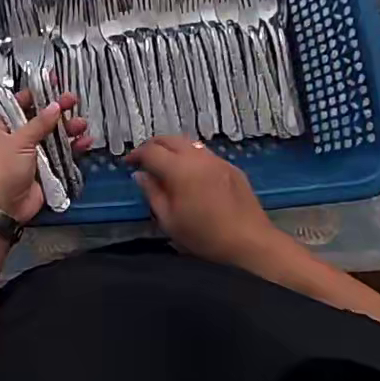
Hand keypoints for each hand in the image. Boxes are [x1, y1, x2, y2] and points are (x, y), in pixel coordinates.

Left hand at [0, 92, 91, 222]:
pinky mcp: (43, 169)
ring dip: (67, 129)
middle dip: (57, 111)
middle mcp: (14, 138)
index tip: (54, 82)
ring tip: (82, 124)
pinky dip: (72, 148)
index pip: (18, 104)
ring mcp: (30, 154)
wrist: (2, 210)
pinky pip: (60, 154)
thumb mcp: (18, 142)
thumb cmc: (2, 171)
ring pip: (52, 136)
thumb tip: (54, 106)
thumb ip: (39, 123)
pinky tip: (84, 142)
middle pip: (39, 119)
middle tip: (74, 100)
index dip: (36, 93)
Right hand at [126, 137, 295, 269]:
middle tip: (143, 160)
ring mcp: (217, 160)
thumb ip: (152, 193)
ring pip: (188, 143)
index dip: (136, 154)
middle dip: (152, 146)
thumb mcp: (170, 221)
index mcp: (180, 169)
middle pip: (169, 139)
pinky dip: (190, 156)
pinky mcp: (230, 166)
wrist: (250, 241)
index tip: (128, 164)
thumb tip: (140, 175)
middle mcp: (198, 157)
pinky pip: (204, 153)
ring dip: (172, 148)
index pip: (151, 151)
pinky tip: (189, 173)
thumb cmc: (205, 236)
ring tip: (164, 165)